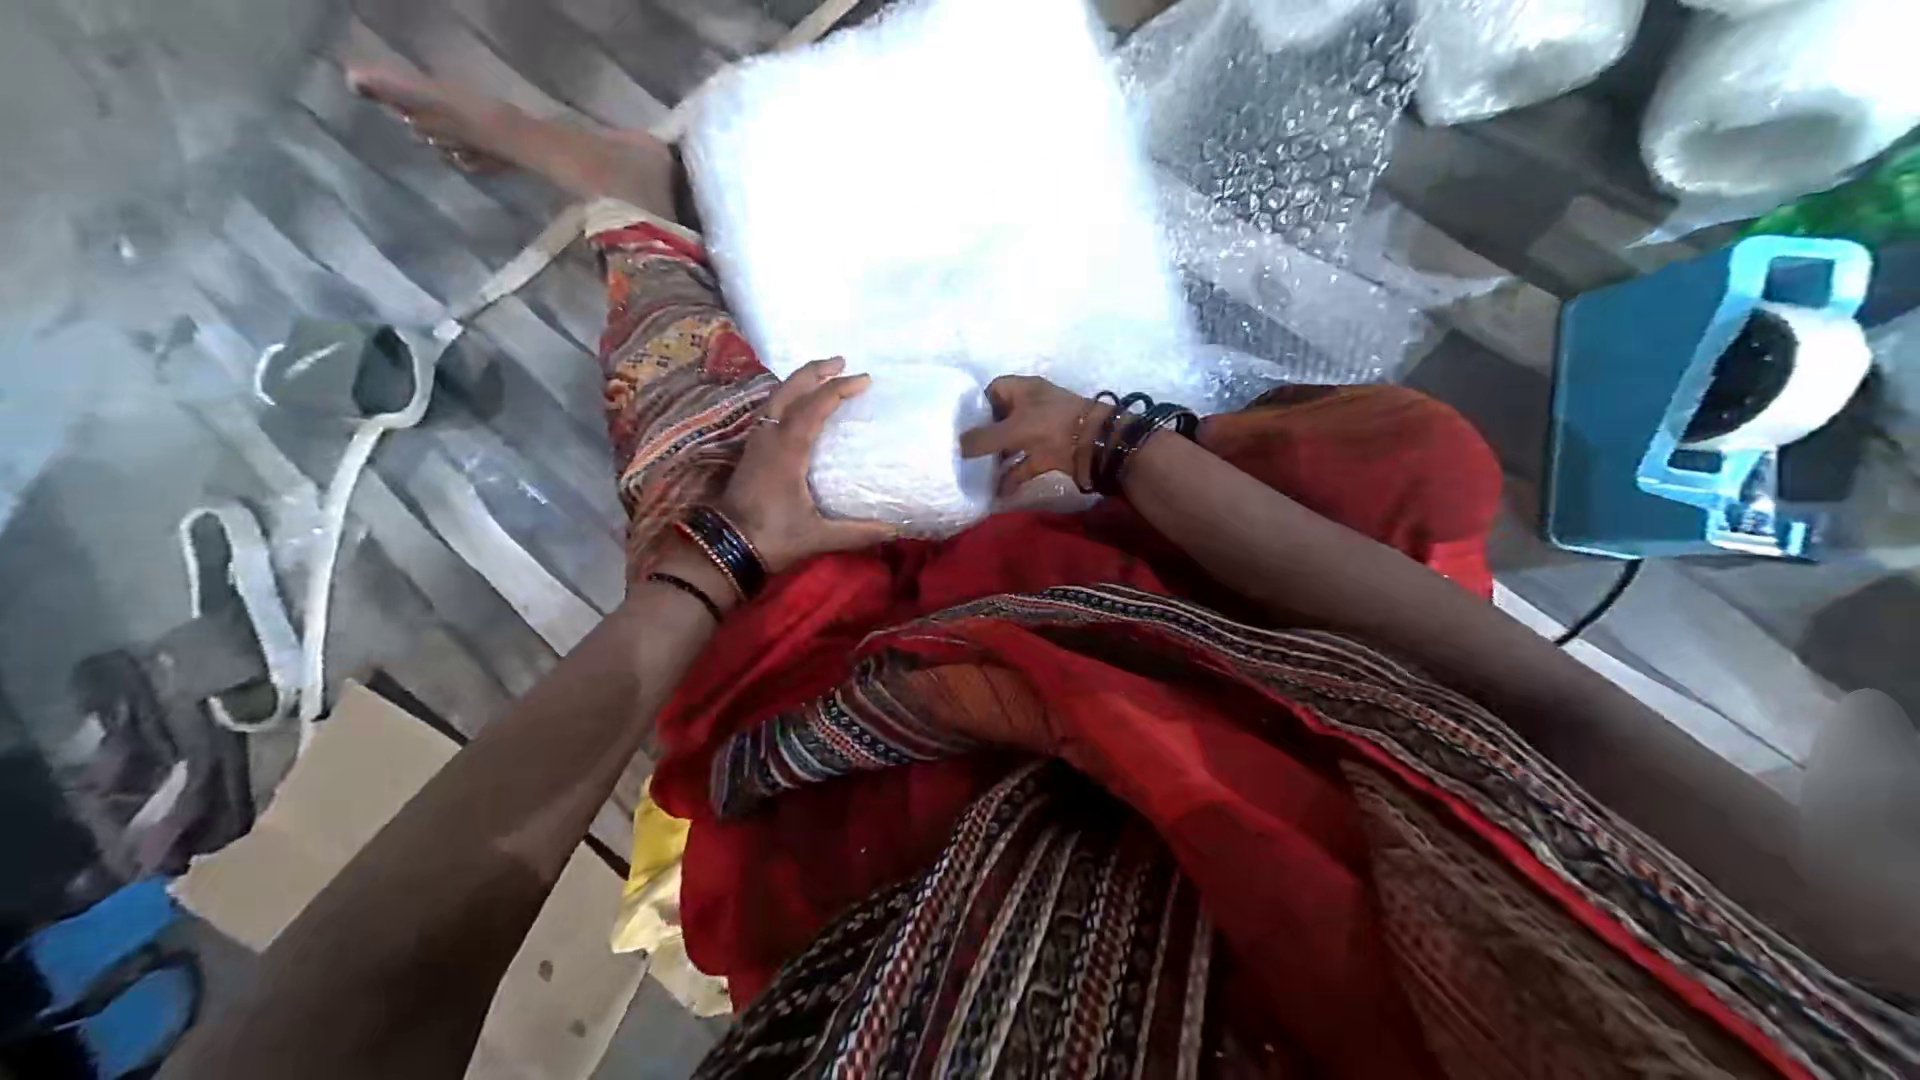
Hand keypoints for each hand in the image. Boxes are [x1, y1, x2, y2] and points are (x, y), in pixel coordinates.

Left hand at [715, 357, 896, 573]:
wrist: (726, 547)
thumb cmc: (772, 538)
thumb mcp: (818, 536)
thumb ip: (857, 532)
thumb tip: (893, 531)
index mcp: (788, 449)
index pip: (815, 406)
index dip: (840, 389)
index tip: (864, 380)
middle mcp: (770, 437)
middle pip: (790, 390)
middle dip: (816, 371)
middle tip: (842, 361)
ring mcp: (757, 442)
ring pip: (776, 397)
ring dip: (800, 382)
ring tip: (823, 375)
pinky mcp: (751, 451)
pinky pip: (770, 411)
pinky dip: (788, 398)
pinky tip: (798, 405)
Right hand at [959, 375, 1113, 495]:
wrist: (1096, 446)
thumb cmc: (1053, 425)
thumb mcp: (1014, 428)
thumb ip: (982, 438)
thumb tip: (954, 446)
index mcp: (1023, 389)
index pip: (993, 389)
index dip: (976, 404)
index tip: (960, 423)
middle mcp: (1030, 408)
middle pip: (999, 420)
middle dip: (982, 436)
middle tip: (960, 452)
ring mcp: (1039, 432)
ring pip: (1010, 445)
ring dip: (995, 460)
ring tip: (972, 473)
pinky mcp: (1046, 455)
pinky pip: (1022, 466)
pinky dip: (1011, 478)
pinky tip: (995, 492)